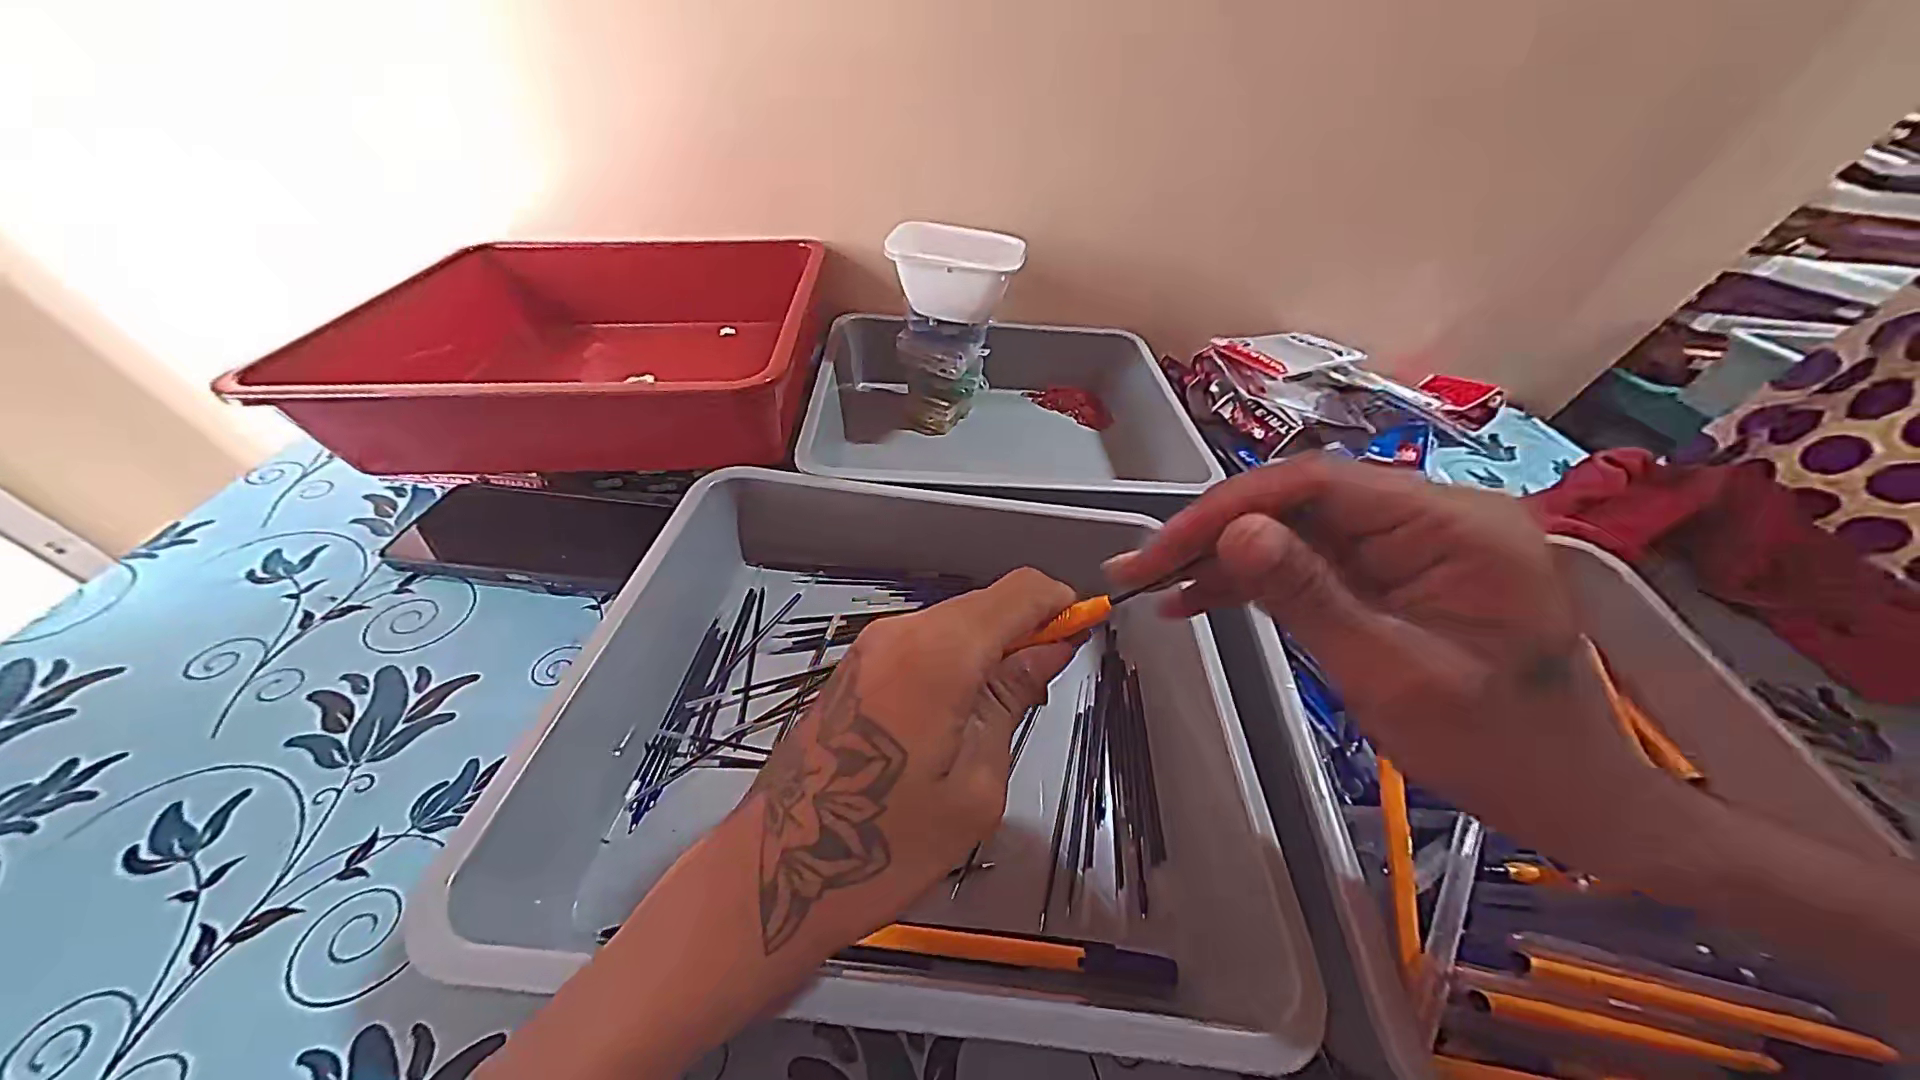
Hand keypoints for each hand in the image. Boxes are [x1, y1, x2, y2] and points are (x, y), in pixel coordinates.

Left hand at [744, 567, 1077, 956]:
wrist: (777, 871)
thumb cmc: (883, 844)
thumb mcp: (976, 783)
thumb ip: (1013, 698)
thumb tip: (1049, 648)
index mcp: (939, 653)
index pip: (1022, 591)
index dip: (1061, 606)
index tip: (1081, 634)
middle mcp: (901, 633)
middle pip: (988, 604)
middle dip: (1026, 633)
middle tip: (1042, 688)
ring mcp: (872, 646)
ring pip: (956, 623)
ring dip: (990, 652)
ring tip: (997, 716)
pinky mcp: (857, 666)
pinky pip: (924, 644)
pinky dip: (956, 663)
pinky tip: (958, 716)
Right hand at [1106, 458, 1654, 849]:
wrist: (1566, 794)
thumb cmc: (1498, 746)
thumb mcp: (1392, 673)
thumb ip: (1310, 596)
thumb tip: (1233, 534)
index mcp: (1453, 524)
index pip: (1318, 485)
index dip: (1230, 508)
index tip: (1165, 546)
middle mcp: (1429, 516)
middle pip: (1297, 504)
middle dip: (1213, 534)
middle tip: (1142, 568)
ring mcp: (1404, 543)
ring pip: (1290, 531)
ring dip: (1221, 558)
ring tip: (1154, 586)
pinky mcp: (1383, 572)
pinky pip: (1304, 563)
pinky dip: (1250, 582)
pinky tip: (1196, 599)